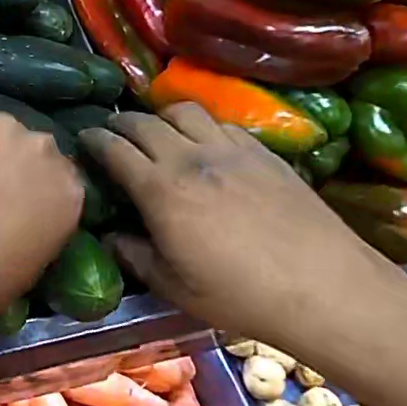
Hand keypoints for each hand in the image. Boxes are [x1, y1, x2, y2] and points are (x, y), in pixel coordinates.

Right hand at [78, 103, 394, 341]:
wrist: (323, 287)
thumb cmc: (239, 295)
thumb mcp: (174, 286)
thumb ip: (135, 256)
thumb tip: (111, 236)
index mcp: (160, 190)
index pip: (115, 149)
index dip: (94, 139)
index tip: (83, 137)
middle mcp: (189, 158)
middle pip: (144, 122)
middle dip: (121, 122)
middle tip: (112, 130)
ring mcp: (229, 149)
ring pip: (184, 110)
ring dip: (161, 115)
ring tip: (157, 129)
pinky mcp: (262, 151)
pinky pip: (221, 122)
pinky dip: (201, 125)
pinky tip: (205, 142)